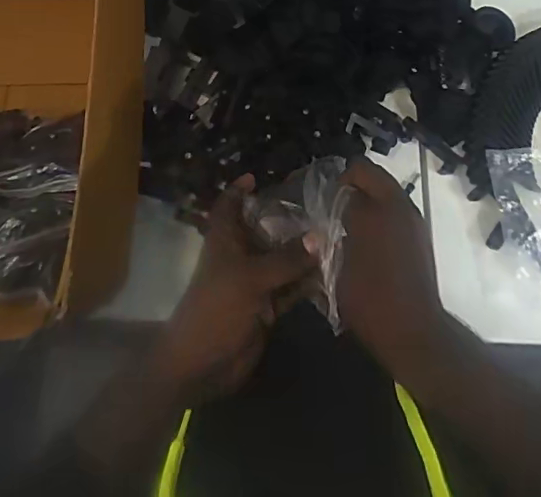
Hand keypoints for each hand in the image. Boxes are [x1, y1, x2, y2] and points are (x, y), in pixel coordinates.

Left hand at [146, 175, 315, 404]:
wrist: (204, 362)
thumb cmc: (218, 307)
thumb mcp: (251, 278)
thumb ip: (285, 258)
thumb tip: (319, 237)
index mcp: (225, 239)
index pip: (229, 205)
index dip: (239, 190)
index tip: (257, 177)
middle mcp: (240, 255)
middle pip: (263, 230)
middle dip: (286, 221)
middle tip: (319, 207)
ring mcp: (254, 282)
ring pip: (281, 260)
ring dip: (303, 253)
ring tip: (336, 237)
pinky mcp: (267, 307)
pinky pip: (290, 288)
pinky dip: (306, 282)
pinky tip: (332, 273)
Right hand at [335, 159, 448, 375]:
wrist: (414, 333)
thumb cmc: (370, 300)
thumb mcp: (336, 267)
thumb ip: (324, 237)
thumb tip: (315, 224)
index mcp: (373, 210)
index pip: (349, 174)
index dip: (329, 183)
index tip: (315, 198)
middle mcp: (396, 207)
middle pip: (370, 173)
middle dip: (348, 182)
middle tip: (329, 204)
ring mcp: (412, 221)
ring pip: (384, 189)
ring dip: (365, 196)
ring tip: (344, 221)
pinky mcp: (419, 236)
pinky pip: (394, 208)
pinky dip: (379, 212)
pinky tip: (363, 236)